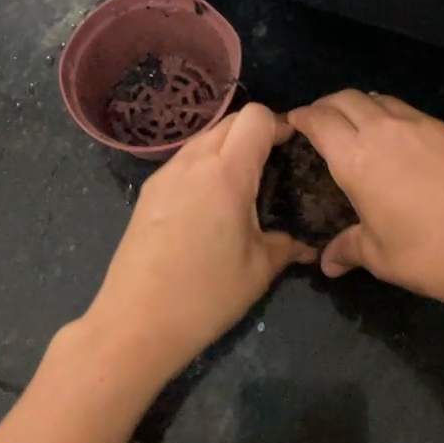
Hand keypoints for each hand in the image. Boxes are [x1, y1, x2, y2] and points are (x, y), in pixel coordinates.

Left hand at [80, 104, 315, 383]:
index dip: (280, 124)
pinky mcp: (148, 191)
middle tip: (275, 164)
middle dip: (257, 132)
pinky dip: (206, 164)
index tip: (294, 147)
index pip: (256, 117)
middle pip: (231, 120)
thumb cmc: (205, 296)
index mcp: (226, 173)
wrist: (135, 325)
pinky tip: (213, 201)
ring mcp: (166, 174)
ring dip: (229, 146)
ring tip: (245, 183)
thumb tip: (308, 246)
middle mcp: (193, 162)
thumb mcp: (258, 271)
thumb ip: (287, 246)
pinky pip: (185, 159)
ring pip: (205, 137)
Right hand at [288, 91, 443, 323]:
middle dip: (325, 106)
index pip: (319, 119)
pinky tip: (393, 140)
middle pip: (345, 99)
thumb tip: (327, 262)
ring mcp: (418, 125)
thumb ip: (349, 249)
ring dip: (358, 106)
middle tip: (318, 125)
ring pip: (377, 99)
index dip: (301, 117)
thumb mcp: (381, 257)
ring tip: (354, 128)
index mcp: (356, 157)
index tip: (292, 124)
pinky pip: (404, 110)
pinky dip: (387, 114)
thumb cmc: (432, 256)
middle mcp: (383, 130)